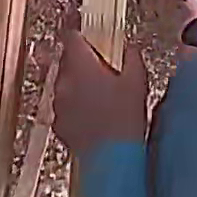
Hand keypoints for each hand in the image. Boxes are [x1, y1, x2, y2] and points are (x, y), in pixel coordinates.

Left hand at [54, 30, 147, 155]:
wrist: (114, 163)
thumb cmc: (126, 120)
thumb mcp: (137, 80)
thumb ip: (131, 56)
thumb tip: (129, 47)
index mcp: (81, 65)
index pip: (71, 36)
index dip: (78, 32)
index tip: (85, 33)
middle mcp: (64, 81)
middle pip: (67, 59)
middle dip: (81, 60)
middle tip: (100, 66)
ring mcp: (59, 104)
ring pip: (64, 83)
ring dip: (77, 83)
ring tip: (98, 93)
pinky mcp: (59, 125)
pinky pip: (64, 105)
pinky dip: (74, 105)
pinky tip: (92, 113)